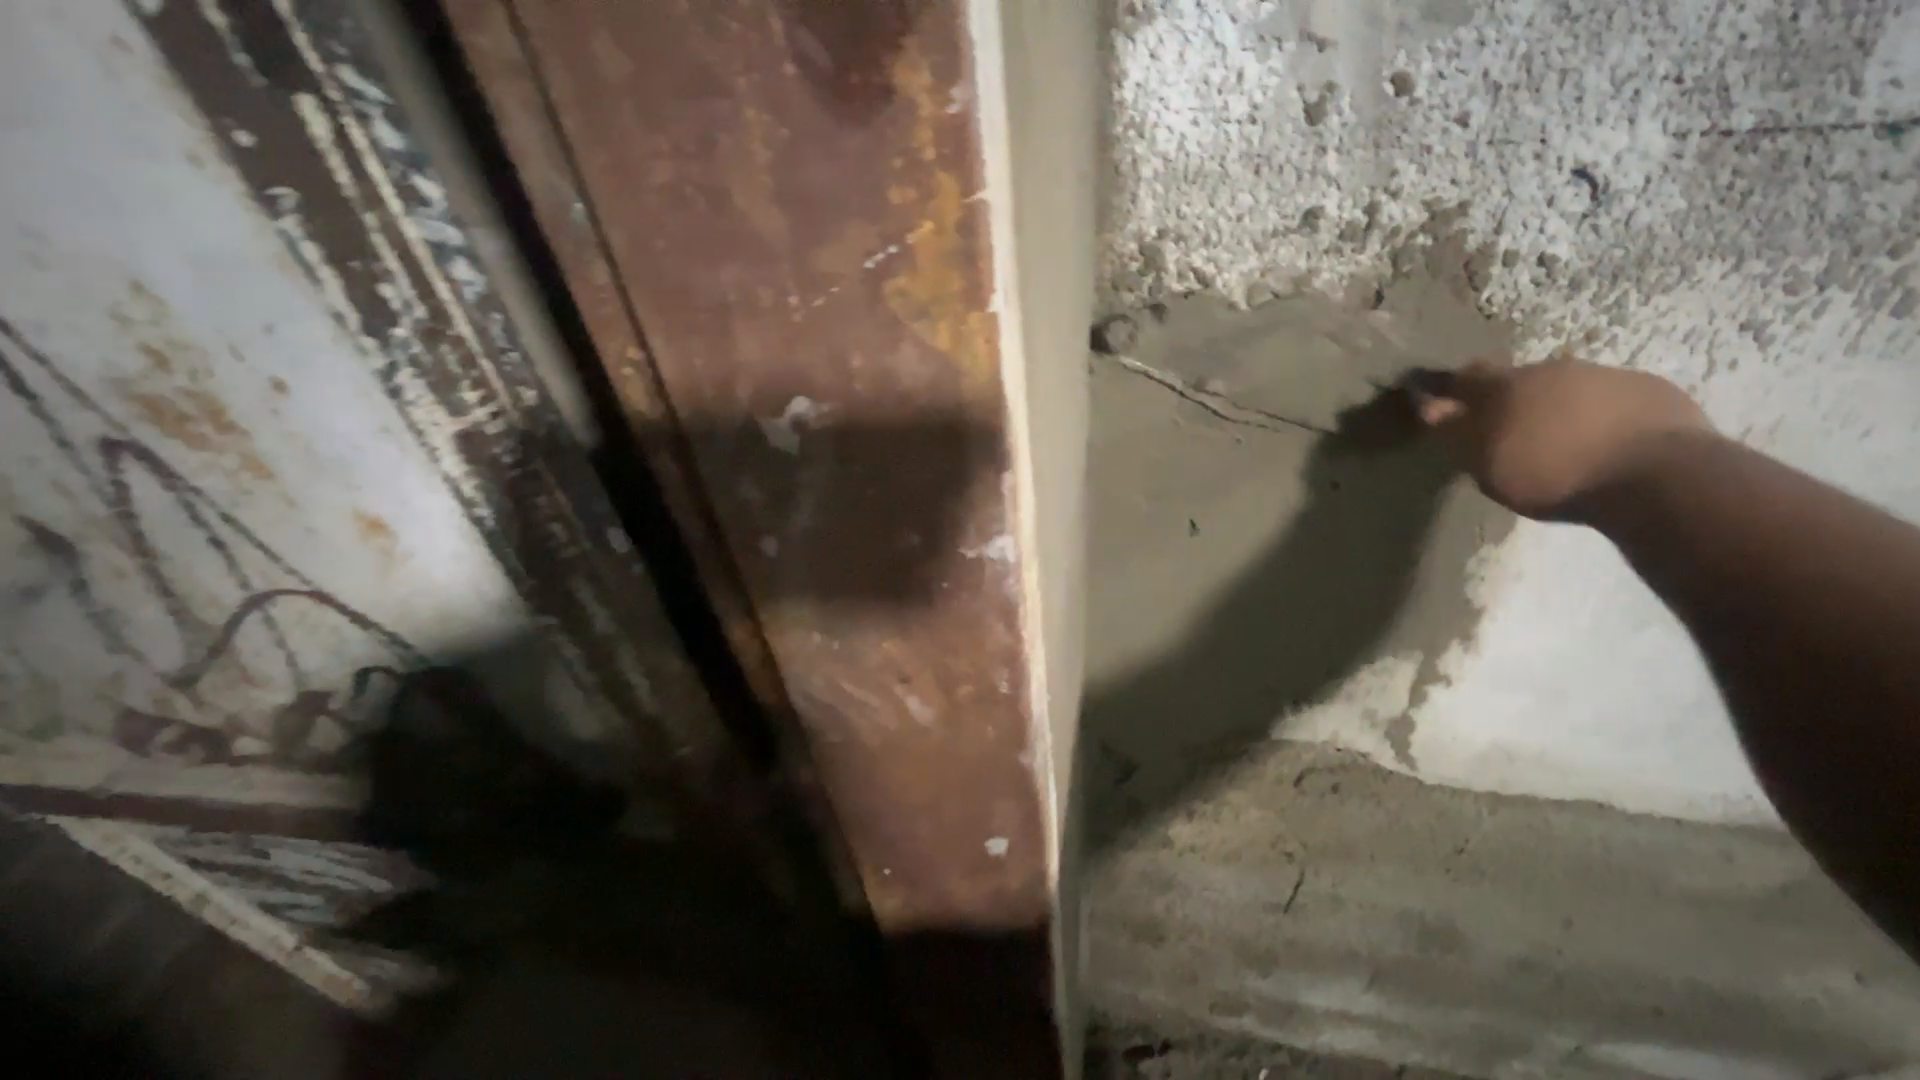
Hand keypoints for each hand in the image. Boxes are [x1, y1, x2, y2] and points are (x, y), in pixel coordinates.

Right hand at [1409, 357, 1714, 521]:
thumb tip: (1433, 409)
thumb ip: (1456, 435)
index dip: (1447, 388)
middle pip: (1520, 379)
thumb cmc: (1554, 474)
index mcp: (1507, 386)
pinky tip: (1605, 442)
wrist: (1656, 475)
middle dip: (1509, 398)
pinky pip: (1612, 398)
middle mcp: (1553, 368)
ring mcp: (1605, 374)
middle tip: (1507, 428)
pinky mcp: (1650, 389)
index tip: (1437, 400)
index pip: (1464, 377)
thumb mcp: (1487, 466)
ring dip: (1557, 406)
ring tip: (1561, 439)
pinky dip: (1600, 415)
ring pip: (1568, 386)